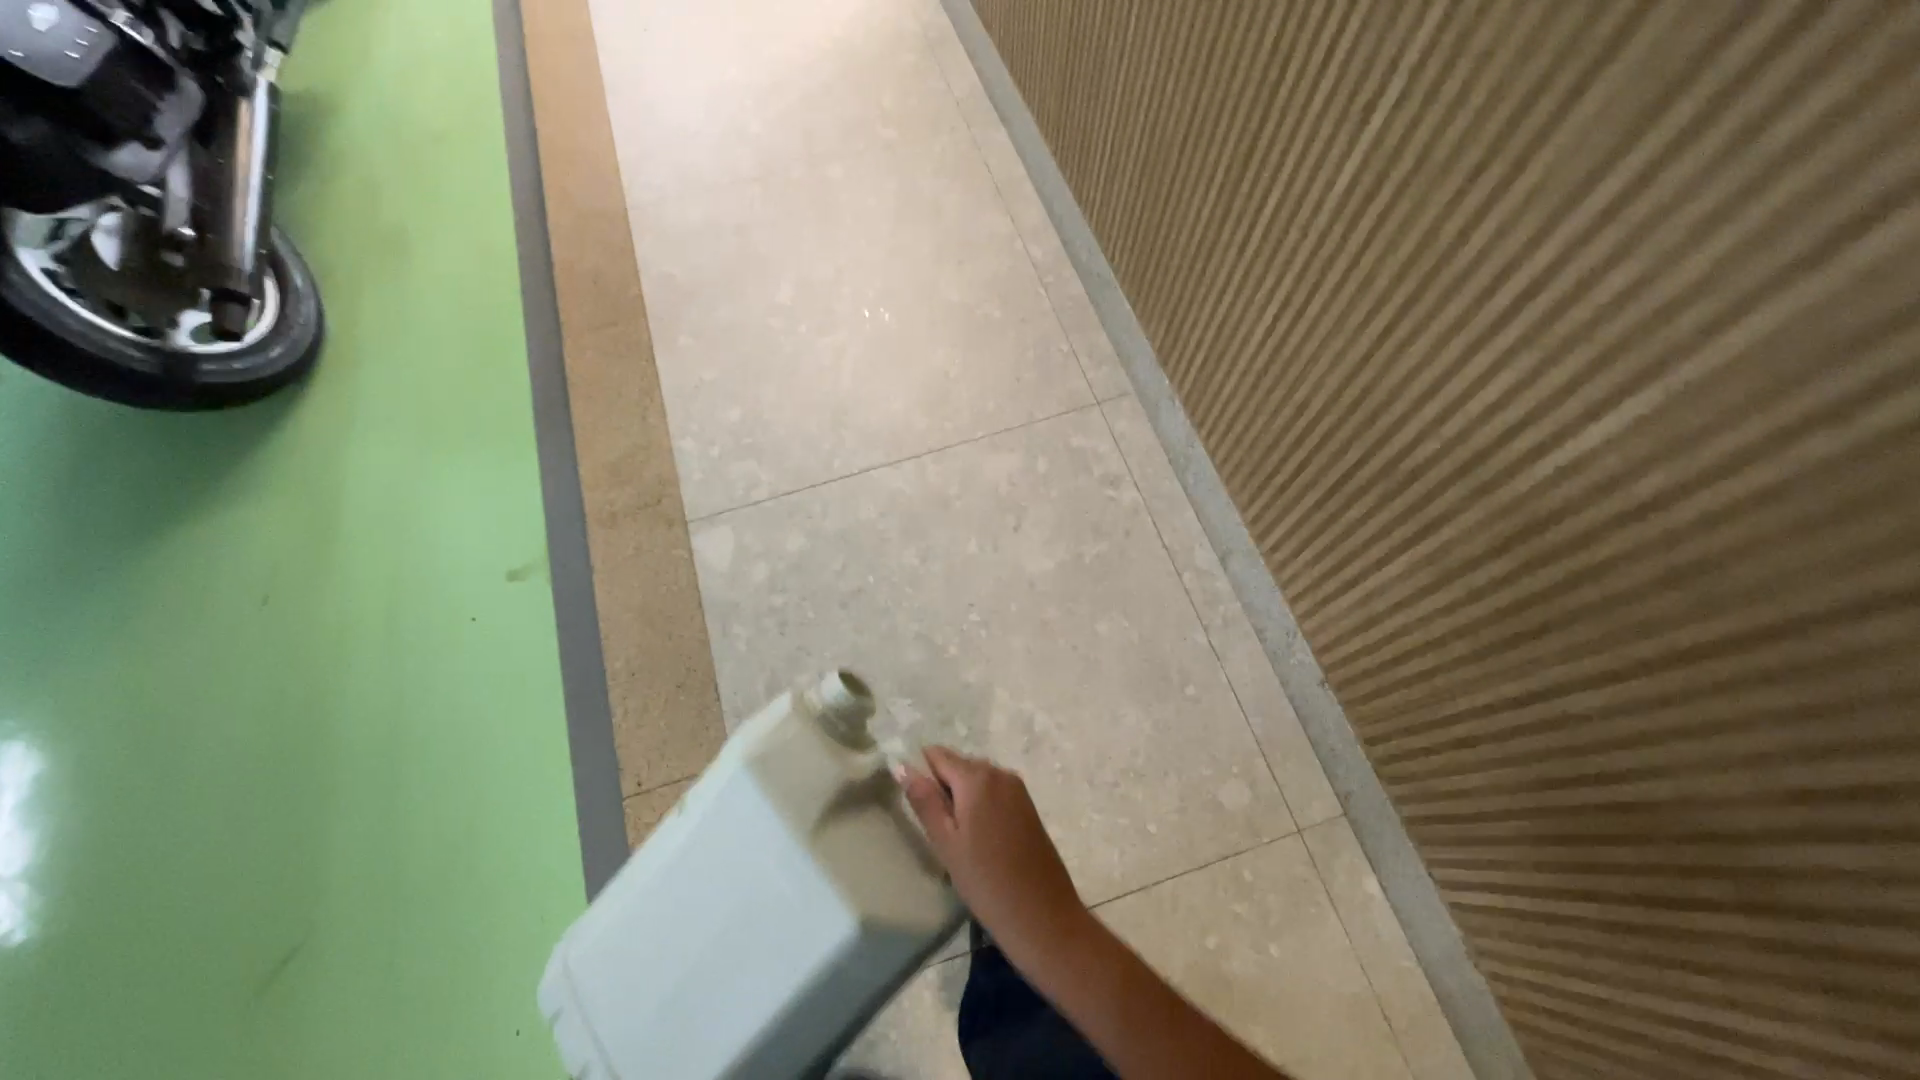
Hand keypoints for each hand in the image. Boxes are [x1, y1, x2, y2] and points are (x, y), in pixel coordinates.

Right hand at [898, 746, 1089, 958]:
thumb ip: (924, 800)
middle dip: (943, 789)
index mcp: (977, 777)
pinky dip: (981, 808)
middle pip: (958, 766)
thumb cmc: (986, 881)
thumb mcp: (946, 842)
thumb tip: (902, 765)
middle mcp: (1000, 773)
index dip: (922, 776)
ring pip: (976, 781)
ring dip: (962, 800)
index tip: (919, 809)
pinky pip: (994, 793)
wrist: (1042, 915)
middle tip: (939, 833)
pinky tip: (980, 842)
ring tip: (959, 841)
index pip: (937, 755)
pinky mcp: (1028, 806)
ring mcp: (1018, 789)